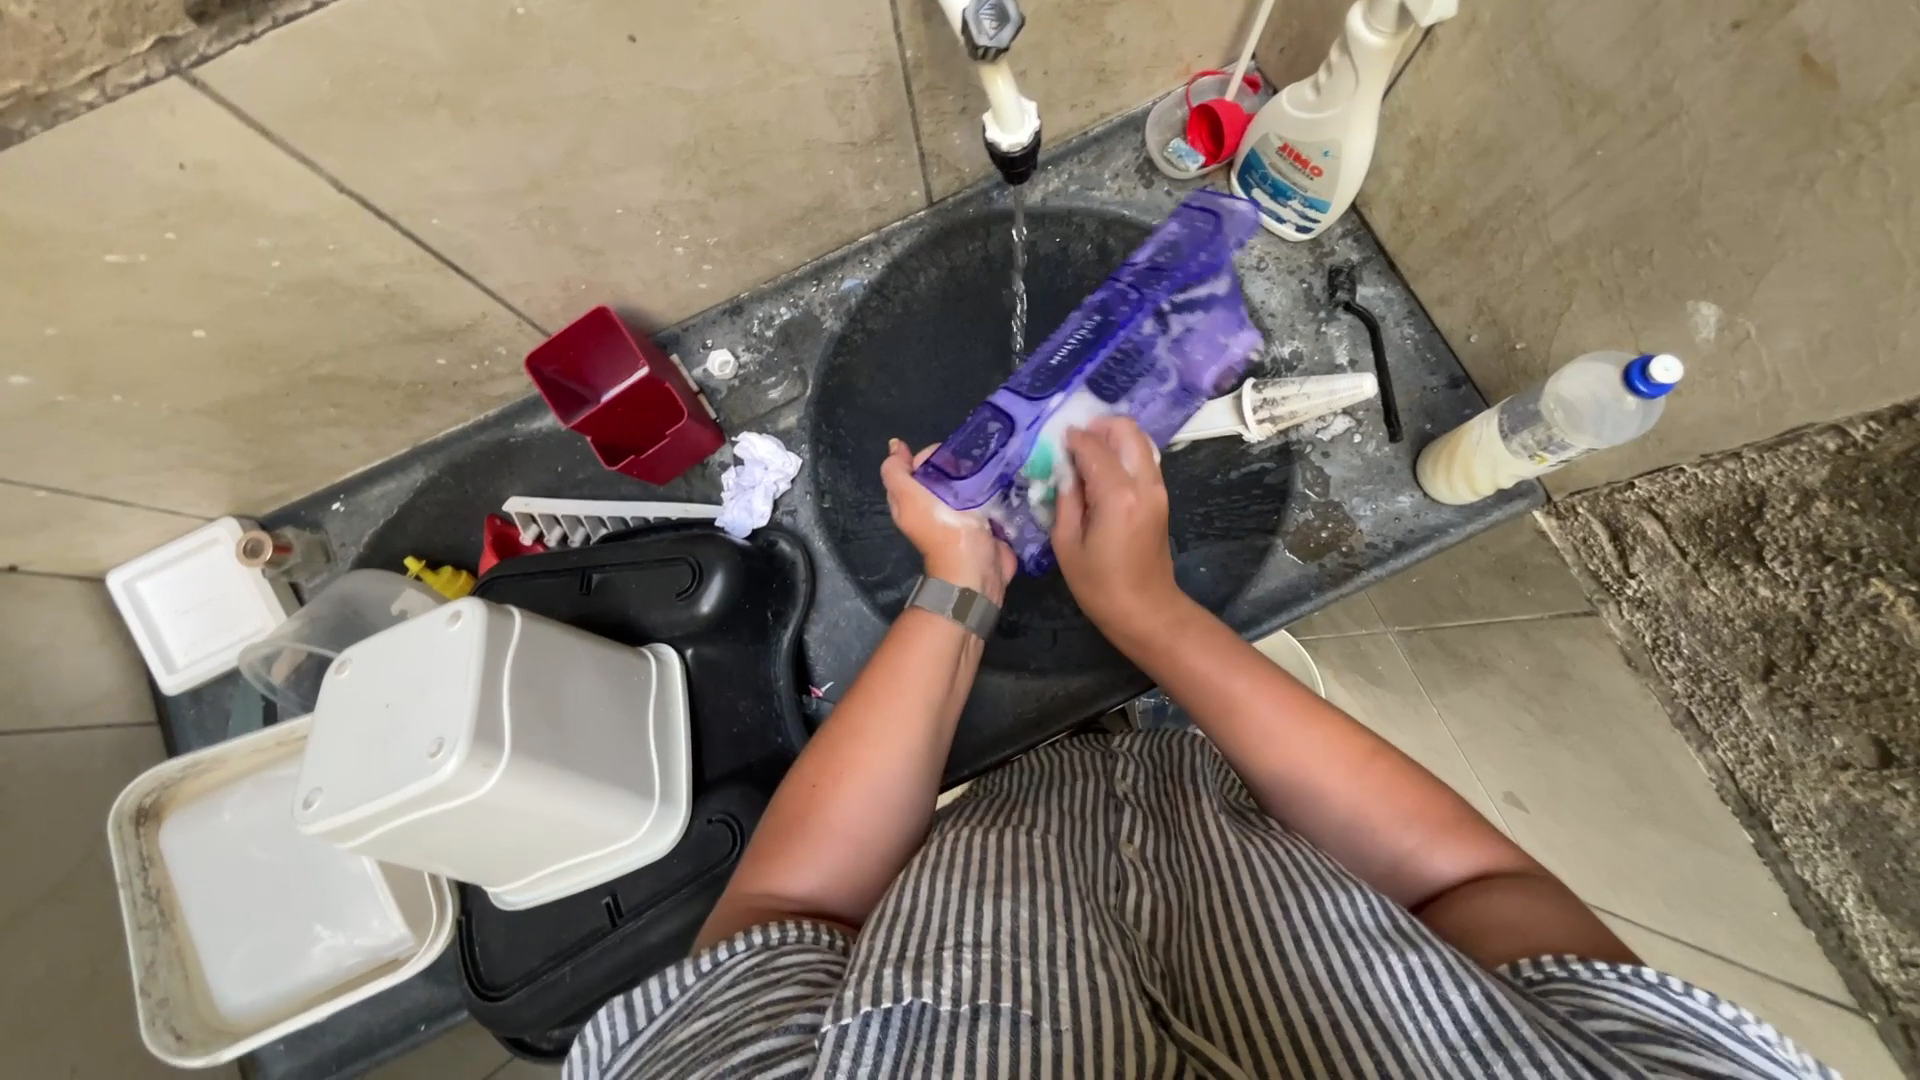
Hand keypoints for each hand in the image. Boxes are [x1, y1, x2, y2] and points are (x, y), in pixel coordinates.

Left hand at [882, 439, 1016, 604]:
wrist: (977, 568)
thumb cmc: (943, 530)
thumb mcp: (908, 498)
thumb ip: (896, 472)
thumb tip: (894, 445)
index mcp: (914, 499)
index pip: (921, 465)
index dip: (932, 455)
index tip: (950, 452)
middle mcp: (936, 505)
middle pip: (948, 472)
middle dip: (960, 462)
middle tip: (975, 459)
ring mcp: (964, 514)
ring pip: (970, 483)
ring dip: (980, 473)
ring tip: (993, 464)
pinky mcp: (986, 521)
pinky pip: (990, 496)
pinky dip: (995, 487)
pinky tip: (1004, 478)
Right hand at [1051, 416, 1182, 633]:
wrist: (1146, 610)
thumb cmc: (1099, 586)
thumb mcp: (1066, 544)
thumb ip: (1065, 498)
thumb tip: (1064, 469)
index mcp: (1118, 496)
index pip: (1093, 447)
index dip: (1070, 439)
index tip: (1052, 442)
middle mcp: (1144, 483)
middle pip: (1126, 429)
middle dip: (1097, 428)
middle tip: (1072, 443)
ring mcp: (1158, 488)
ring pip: (1138, 440)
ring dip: (1111, 439)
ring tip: (1083, 457)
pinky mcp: (1161, 496)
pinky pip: (1142, 458)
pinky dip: (1122, 454)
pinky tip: (1100, 472)